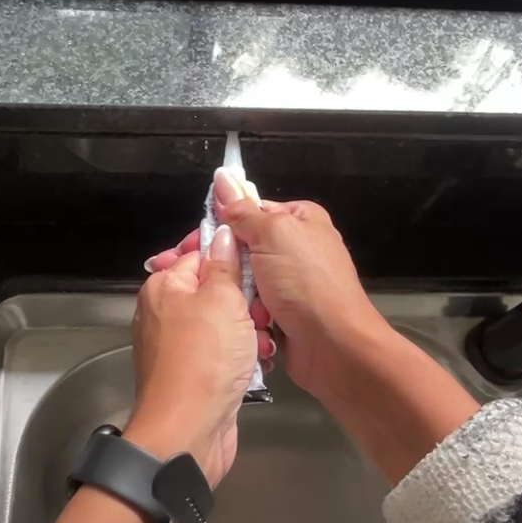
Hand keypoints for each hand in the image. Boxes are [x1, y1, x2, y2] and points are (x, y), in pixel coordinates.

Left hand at [130, 224, 270, 486]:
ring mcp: (180, 347)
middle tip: (258, 315)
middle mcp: (166, 314)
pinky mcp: (195, 375)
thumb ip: (224, 265)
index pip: (199, 254)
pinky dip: (242, 359)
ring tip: (259, 345)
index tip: (257, 264)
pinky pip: (224, 355)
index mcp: (164, 287)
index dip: (231, 257)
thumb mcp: (221, 299)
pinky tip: (256, 366)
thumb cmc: (202, 360)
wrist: (188, 430)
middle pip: (216, 291)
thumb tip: (223, 235)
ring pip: (225, 325)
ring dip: (249, 333)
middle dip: (246, 302)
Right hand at [148, 171, 392, 400]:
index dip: (217, 227)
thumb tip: (223, 177)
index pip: (247, 213)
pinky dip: (245, 314)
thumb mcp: (272, 235)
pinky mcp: (283, 313)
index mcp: (299, 219)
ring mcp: (289, 282)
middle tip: (187, 276)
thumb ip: (242, 211)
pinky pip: (252, 307)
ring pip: (243, 281)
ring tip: (217, 303)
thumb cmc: (306, 283)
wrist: (334, 345)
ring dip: (233, 293)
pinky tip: (233, 321)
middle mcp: (295, 247)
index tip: (187, 246)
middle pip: (241, 249)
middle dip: (219, 265)